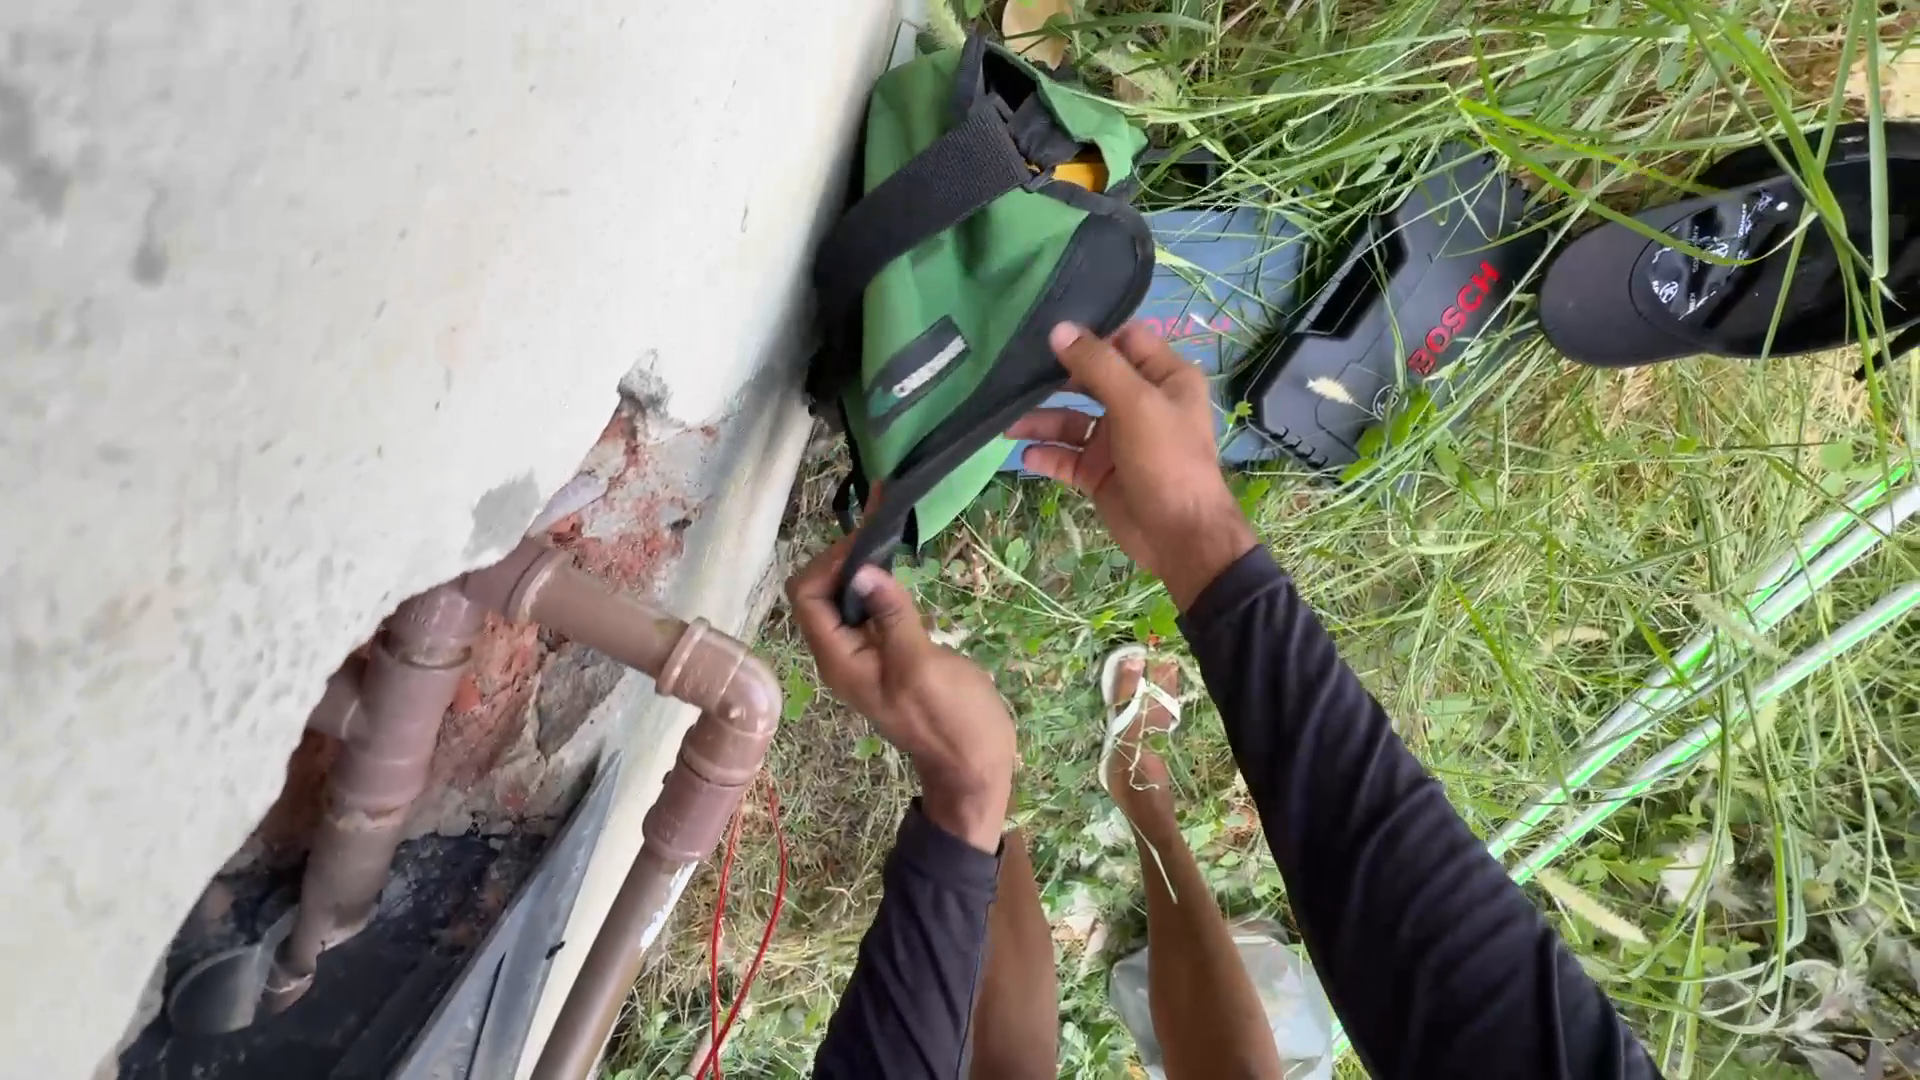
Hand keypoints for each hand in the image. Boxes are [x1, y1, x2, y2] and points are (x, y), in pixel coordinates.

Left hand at [787, 538, 1014, 851]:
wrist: (974, 763)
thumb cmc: (950, 719)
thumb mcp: (921, 665)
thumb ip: (892, 616)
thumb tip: (865, 569)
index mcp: (838, 659)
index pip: (807, 596)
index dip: (829, 564)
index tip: (868, 545)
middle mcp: (843, 653)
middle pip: (822, 593)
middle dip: (844, 558)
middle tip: (882, 532)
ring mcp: (866, 653)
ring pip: (848, 599)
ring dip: (863, 567)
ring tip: (890, 537)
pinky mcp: (890, 652)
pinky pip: (872, 611)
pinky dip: (881, 586)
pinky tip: (902, 571)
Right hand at [1008, 321, 1257, 609]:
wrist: (1178, 536)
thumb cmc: (1166, 459)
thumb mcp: (1136, 404)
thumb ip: (1097, 365)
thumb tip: (1058, 329)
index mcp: (1164, 378)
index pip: (1125, 341)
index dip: (1091, 335)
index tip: (1049, 332)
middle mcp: (1139, 404)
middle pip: (1090, 380)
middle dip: (1055, 377)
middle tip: (1015, 372)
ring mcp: (1117, 440)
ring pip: (1071, 421)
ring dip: (1040, 420)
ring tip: (1007, 423)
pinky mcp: (1099, 472)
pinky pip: (1066, 456)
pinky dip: (1047, 455)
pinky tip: (1026, 455)